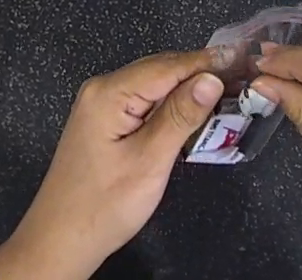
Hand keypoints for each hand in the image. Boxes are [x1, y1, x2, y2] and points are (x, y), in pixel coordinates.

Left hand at [0, 49, 226, 279]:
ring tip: (224, 90)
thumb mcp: (149, 162)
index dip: (204, 63)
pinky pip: (143, 98)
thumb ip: (179, 117)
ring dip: (185, 86)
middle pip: (159, 69)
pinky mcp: (104, 119)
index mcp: (110, 92)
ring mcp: (100, 103)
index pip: (166, 66)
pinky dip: (169, 102)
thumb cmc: (105, 205)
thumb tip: (211, 79)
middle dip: (198, 72)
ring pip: (152, 83)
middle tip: (239, 77)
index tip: (242, 60)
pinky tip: (190, 110)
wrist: (60, 240)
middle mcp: (103, 87)